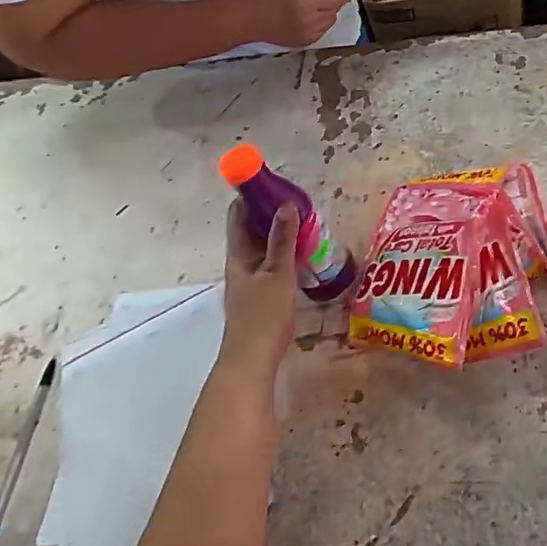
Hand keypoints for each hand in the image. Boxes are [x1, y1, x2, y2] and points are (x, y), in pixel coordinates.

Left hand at [217, 200, 298, 382]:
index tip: (277, 184)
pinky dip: (285, 250)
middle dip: (273, 211)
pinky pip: (272, 260)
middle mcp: (241, 262)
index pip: (239, 213)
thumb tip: (286, 205)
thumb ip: (283, 241)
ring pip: (264, 245)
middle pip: (252, 227)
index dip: (254, 195)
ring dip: (281, 231)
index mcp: (239, 253)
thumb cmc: (263, 316)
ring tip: (307, 223)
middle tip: (301, 202)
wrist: (252, 361)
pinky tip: (304, 253)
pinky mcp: (261, 292)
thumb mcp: (278, 274)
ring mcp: (250, 278)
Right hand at [249, 0, 358, 47]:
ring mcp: (310, 34)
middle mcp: (312, 21)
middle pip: (335, 11)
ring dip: (327, 14)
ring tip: (312, 7)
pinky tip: (306, 18)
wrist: (248, 18)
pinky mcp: (305, 43)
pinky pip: (321, 31)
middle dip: (334, 2)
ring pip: (330, 22)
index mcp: (308, 2)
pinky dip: (320, 24)